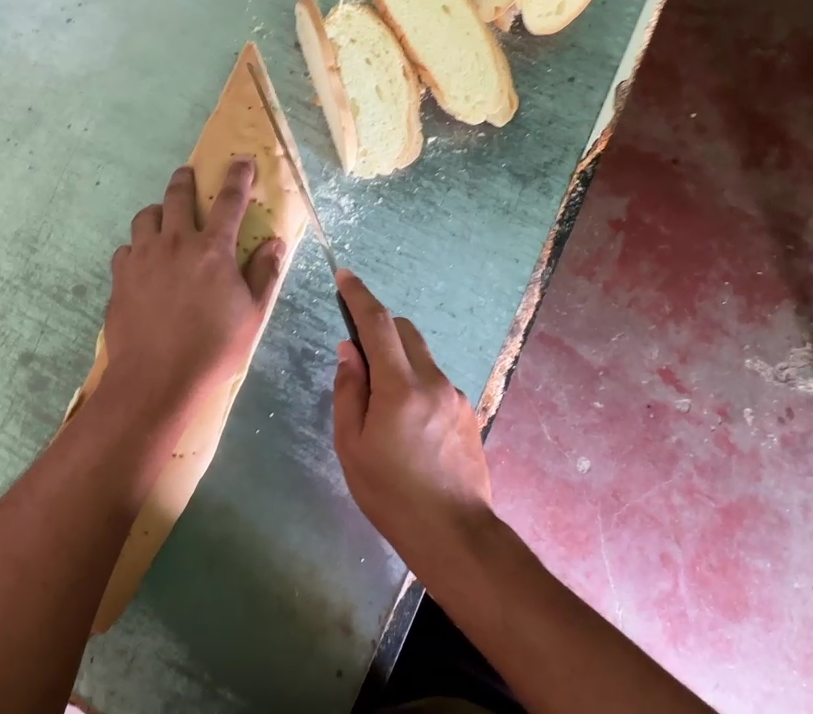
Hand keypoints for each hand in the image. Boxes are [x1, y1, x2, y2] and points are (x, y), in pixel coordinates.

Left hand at [102, 159, 286, 411]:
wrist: (156, 379)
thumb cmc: (213, 350)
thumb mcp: (252, 315)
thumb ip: (264, 274)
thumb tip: (275, 242)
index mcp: (213, 250)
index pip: (229, 201)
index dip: (237, 177)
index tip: (241, 161)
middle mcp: (175, 243)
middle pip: (176, 196)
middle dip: (185, 179)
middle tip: (188, 175)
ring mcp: (142, 258)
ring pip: (145, 217)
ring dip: (157, 212)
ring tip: (162, 219)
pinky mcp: (119, 276)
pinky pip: (126, 249)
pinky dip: (137, 248)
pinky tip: (142, 262)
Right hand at [333, 272, 495, 565]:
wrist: (455, 535)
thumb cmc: (391, 494)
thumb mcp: (352, 445)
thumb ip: (349, 391)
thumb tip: (350, 351)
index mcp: (400, 388)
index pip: (378, 324)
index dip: (359, 296)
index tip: (344, 276)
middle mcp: (434, 382)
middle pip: (406, 332)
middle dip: (380, 328)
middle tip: (357, 354)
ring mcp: (456, 397)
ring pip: (422, 358)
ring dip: (398, 361)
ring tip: (380, 406)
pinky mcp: (468, 414)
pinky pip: (434, 383)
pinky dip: (414, 384)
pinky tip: (406, 426)